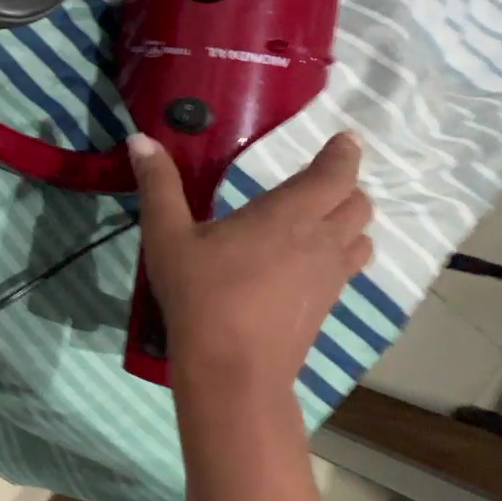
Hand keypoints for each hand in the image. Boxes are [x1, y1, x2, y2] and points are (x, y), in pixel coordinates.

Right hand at [132, 131, 373, 398]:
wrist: (233, 361)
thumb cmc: (199, 289)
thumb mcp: (165, 232)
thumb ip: (158, 184)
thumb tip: (141, 140)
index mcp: (285, 217)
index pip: (333, 177)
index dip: (343, 155)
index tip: (344, 139)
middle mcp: (320, 241)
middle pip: (356, 204)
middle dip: (344, 184)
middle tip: (320, 174)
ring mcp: (330, 274)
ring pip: (360, 235)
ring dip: (348, 217)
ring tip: (320, 212)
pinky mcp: (327, 300)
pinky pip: (350, 262)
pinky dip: (342, 246)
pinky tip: (308, 254)